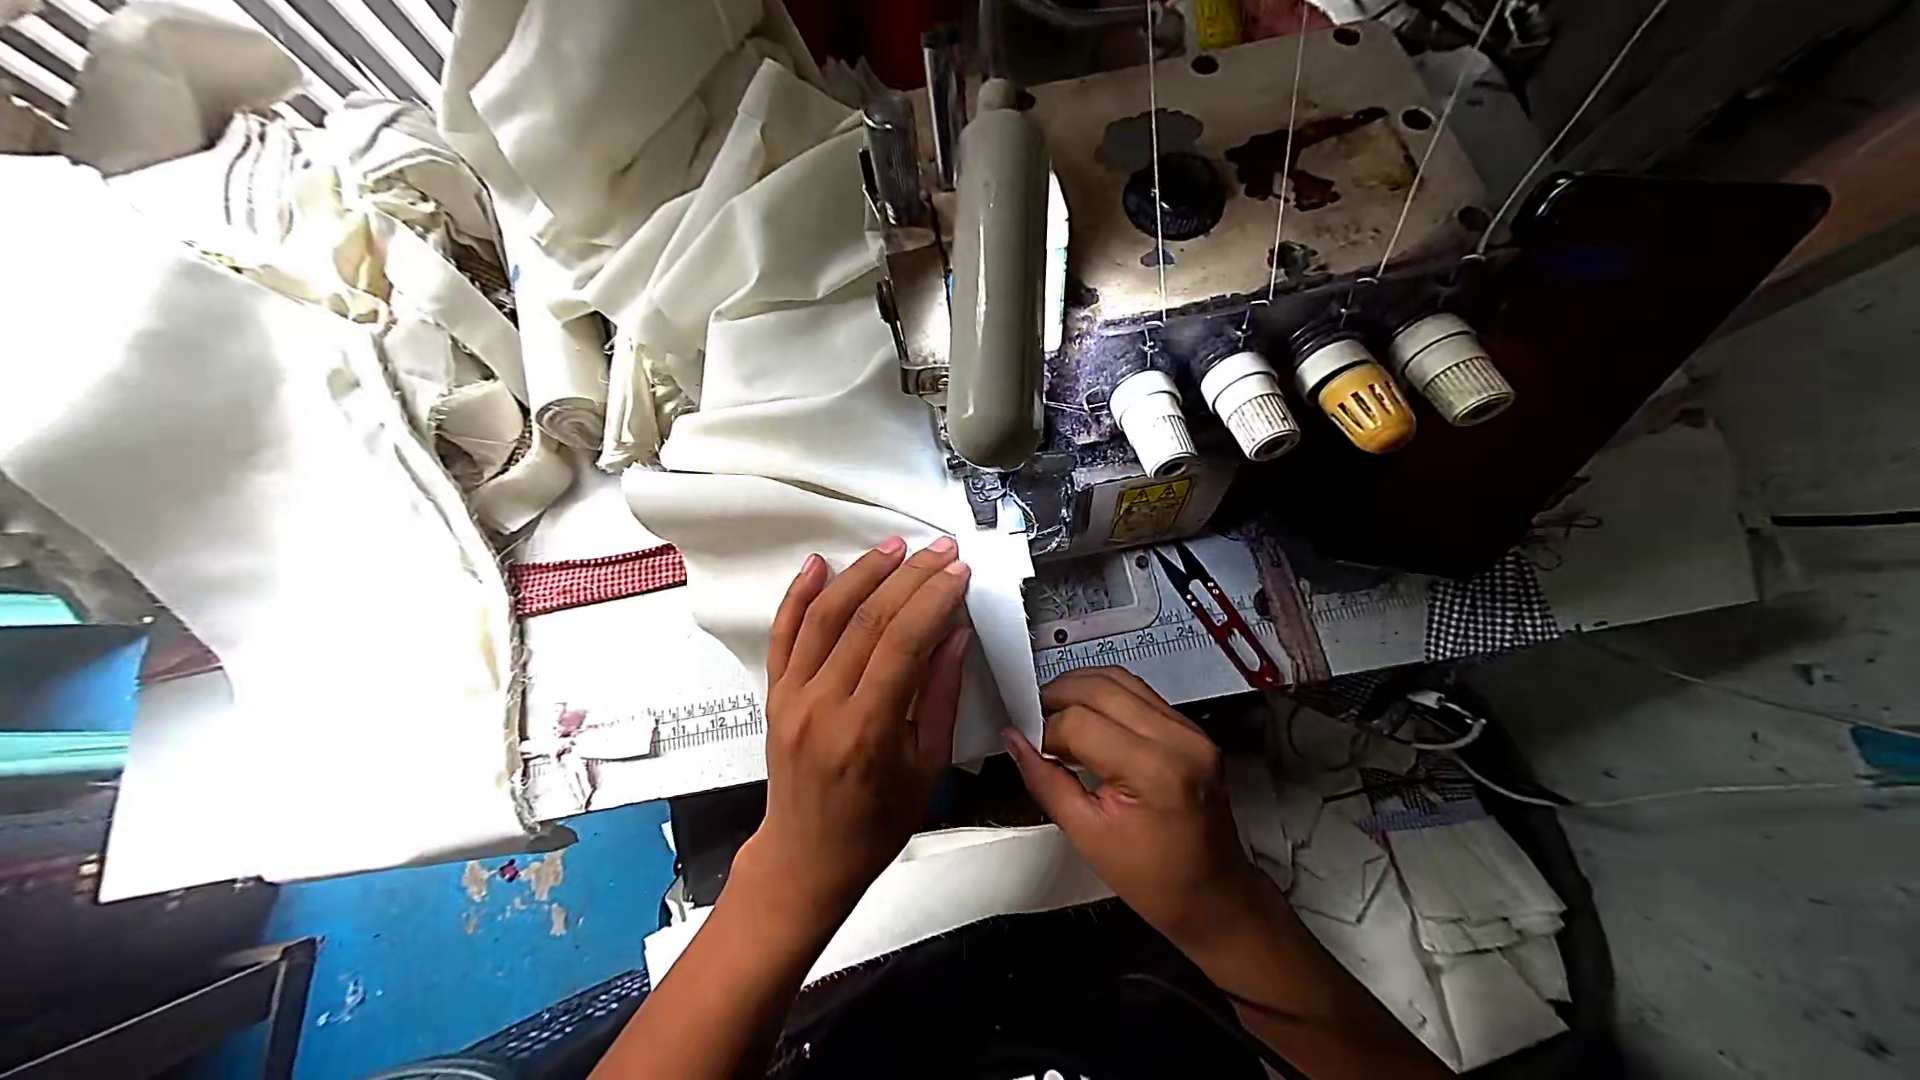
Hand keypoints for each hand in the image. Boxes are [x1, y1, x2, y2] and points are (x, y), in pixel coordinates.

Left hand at [735, 536, 972, 928]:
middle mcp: (822, 707)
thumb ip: (941, 695)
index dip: (934, 599)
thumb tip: (955, 635)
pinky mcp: (775, 694)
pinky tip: (817, 565)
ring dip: (862, 574)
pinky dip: (799, 595)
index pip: (903, 642)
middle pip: (868, 620)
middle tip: (939, 552)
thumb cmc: (873, 824)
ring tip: (893, 547)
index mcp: (866, 731)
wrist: (806, 857)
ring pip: (825, 616)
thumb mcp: (927, 767)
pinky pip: (784, 634)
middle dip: (910, 578)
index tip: (957, 574)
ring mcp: (792, 697)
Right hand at [1003, 666, 1264, 956]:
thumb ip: (1045, 781)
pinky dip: (1103, 695)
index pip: (1079, 722)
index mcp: (1155, 770)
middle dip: (1056, 698)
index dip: (1044, 731)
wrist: (1215, 896)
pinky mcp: (1188, 728)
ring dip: (1078, 689)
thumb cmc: (1160, 880)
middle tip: (1033, 722)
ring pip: (1117, 678)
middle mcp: (1178, 739)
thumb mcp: (1087, 836)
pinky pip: (1137, 691)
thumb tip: (1016, 742)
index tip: (1028, 745)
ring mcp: (1188, 730)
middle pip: (1098, 687)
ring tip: (1055, 717)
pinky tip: (1085, 717)